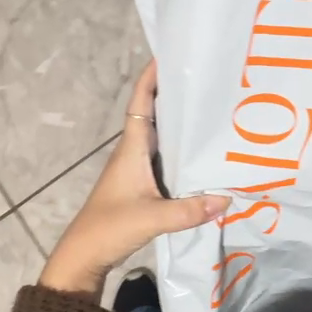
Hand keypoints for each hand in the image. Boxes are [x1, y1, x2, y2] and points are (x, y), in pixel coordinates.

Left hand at [38, 62, 229, 297]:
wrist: (83, 257)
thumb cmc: (110, 227)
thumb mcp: (152, 218)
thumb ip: (189, 210)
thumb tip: (227, 198)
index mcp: (131, 148)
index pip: (141, 103)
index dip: (151, 77)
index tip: (168, 53)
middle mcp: (134, 151)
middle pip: (154, 112)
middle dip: (174, 92)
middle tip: (205, 76)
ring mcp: (136, 167)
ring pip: (161, 134)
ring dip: (179, 119)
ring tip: (210, 105)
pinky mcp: (141, 183)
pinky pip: (164, 155)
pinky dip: (181, 147)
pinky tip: (200, 150)